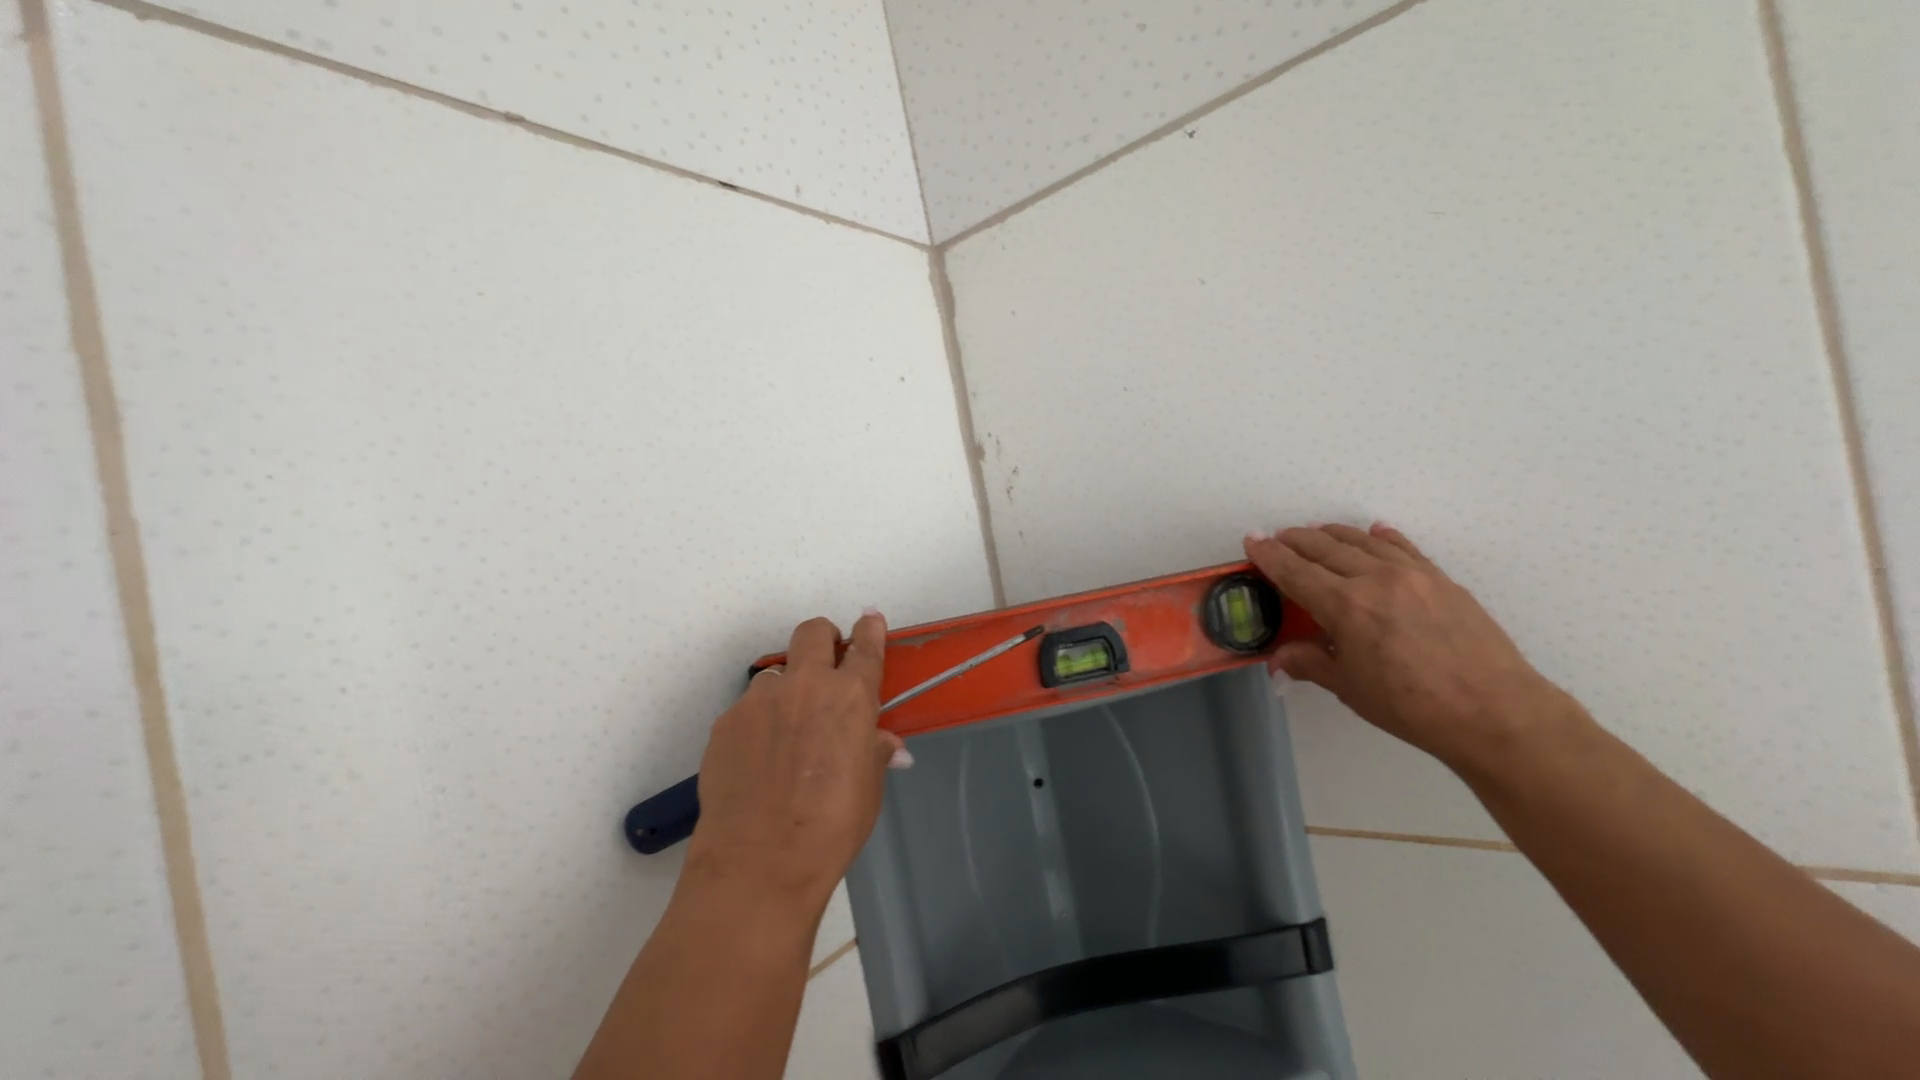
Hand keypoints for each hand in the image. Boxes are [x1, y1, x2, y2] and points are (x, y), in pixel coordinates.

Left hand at [686, 611, 903, 905]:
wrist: (762, 859)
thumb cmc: (832, 826)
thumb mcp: (868, 789)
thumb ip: (874, 753)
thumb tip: (886, 744)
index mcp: (850, 697)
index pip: (864, 647)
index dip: (869, 629)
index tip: (870, 620)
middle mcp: (805, 686)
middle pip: (812, 633)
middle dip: (822, 637)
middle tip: (826, 660)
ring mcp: (759, 701)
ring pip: (774, 675)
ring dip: (785, 691)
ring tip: (785, 733)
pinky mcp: (726, 722)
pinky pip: (747, 710)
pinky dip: (758, 725)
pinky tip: (758, 761)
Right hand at [1243, 523, 1574, 769]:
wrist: (1494, 710)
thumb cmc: (1414, 707)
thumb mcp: (1351, 688)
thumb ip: (1312, 663)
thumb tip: (1281, 657)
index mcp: (1346, 606)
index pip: (1296, 572)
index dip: (1269, 555)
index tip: (1252, 540)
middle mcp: (1375, 579)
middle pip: (1325, 548)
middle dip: (1295, 540)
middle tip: (1277, 539)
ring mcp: (1412, 575)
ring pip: (1362, 541)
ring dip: (1332, 534)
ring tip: (1315, 533)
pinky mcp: (1441, 580)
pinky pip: (1403, 547)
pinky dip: (1382, 537)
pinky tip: (1375, 532)